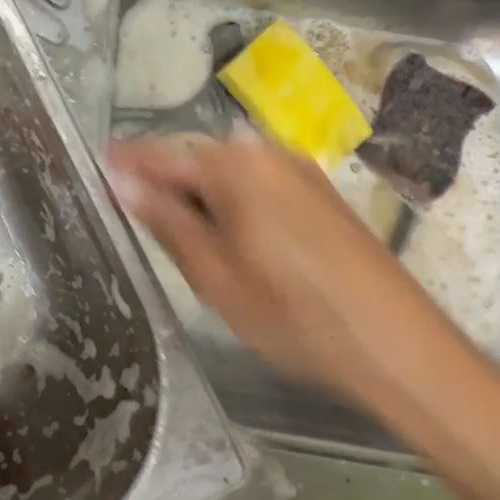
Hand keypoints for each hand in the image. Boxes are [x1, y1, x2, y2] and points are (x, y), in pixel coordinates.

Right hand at [105, 133, 457, 398]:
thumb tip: (122, 178)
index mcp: (233, 165)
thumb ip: (164, 218)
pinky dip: (235, 203)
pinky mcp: (321, 192)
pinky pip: (258, 185)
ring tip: (190, 240)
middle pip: (197, 159)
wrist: (401, 347)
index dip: (127, 162)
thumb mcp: (213, 274)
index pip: (161, 152)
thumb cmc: (294, 313)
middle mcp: (265, 152)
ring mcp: (298, 170)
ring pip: (228, 173)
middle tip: (143, 220)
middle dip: (167, 183)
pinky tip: (237, 242)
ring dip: (202, 196)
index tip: (98, 165)